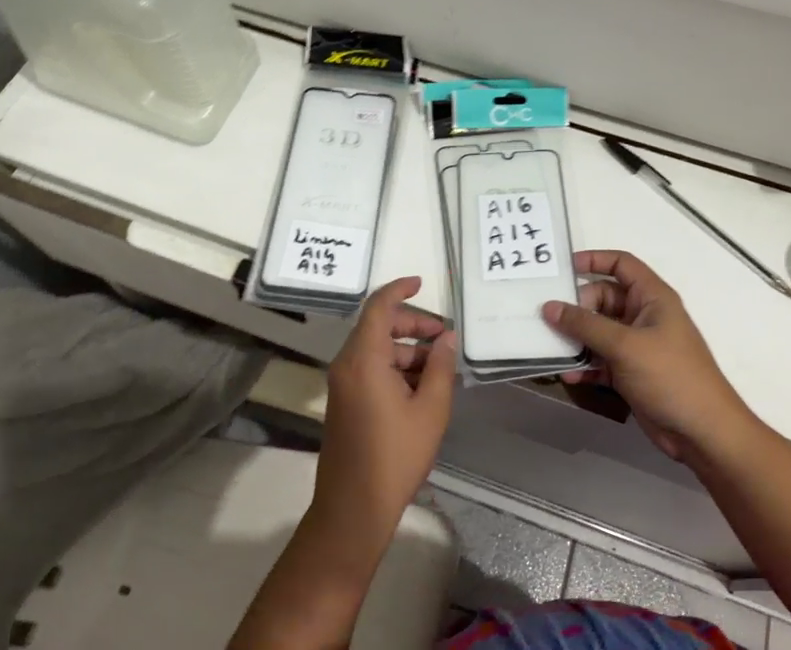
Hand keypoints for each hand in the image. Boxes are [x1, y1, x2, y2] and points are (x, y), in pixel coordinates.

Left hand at [316, 277, 459, 526]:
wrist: (354, 507)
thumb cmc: (395, 456)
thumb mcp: (430, 410)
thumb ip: (440, 368)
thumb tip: (448, 338)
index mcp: (363, 359)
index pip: (378, 307)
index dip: (399, 290)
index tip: (422, 282)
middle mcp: (347, 365)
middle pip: (378, 327)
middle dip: (412, 325)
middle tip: (445, 336)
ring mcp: (342, 384)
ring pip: (376, 350)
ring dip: (407, 350)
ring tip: (441, 367)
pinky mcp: (345, 402)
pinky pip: (370, 369)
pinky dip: (395, 368)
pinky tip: (422, 387)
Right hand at [544, 251, 749, 461]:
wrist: (702, 432)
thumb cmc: (670, 376)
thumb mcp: (625, 346)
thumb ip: (585, 325)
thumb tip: (549, 307)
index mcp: (653, 298)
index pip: (621, 265)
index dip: (593, 260)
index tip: (562, 268)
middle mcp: (645, 316)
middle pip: (603, 299)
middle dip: (576, 308)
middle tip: (548, 319)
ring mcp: (638, 346)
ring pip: (598, 331)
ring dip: (576, 339)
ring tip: (549, 346)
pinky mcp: (631, 373)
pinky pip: (601, 360)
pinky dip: (585, 366)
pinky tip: (567, 375)